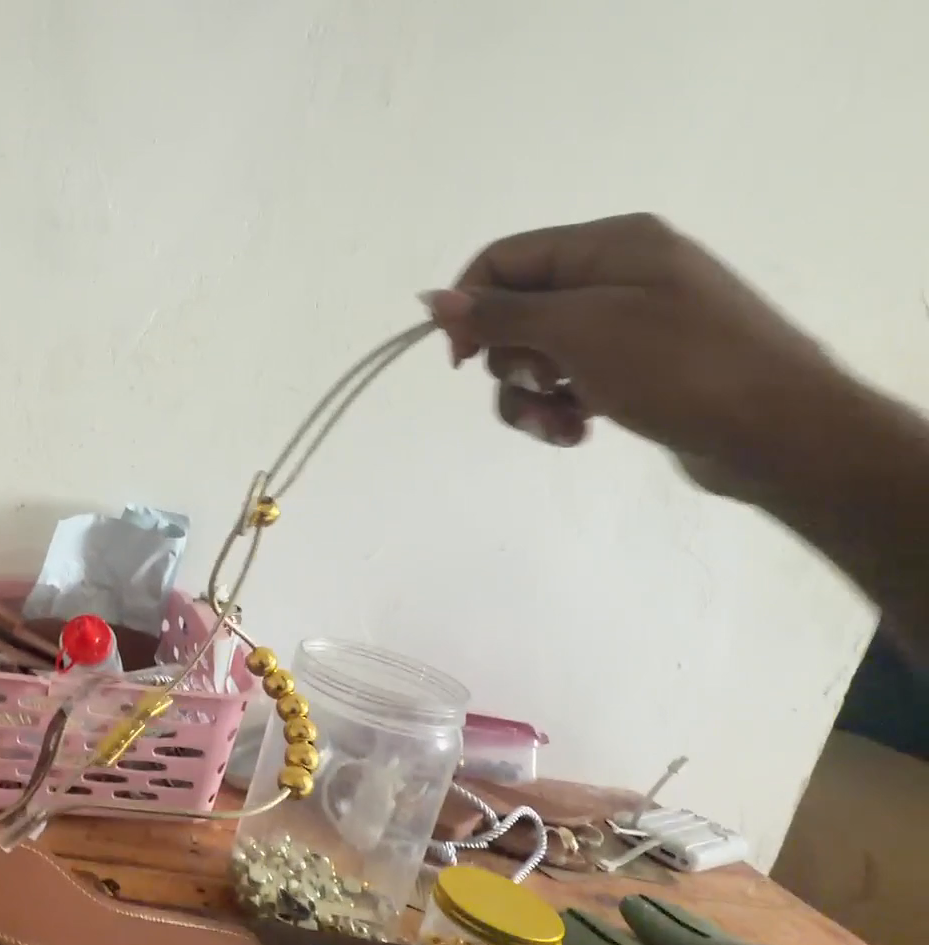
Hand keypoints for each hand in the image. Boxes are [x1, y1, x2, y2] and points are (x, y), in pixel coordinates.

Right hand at [421, 213, 843, 494]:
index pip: (501, 260)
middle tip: (537, 385)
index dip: (468, 307)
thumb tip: (433, 300)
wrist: (779, 432)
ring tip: (557, 424)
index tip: (461, 359)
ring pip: (531, 355)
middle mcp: (613, 274)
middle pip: (512, 311)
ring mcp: (623, 322)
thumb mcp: (578, 332)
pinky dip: (555, 409)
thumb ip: (500, 314)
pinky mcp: (628, 366)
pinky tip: (576, 432)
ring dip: (528, 396)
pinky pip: (562, 382)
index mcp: (608, 244)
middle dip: (508, 361)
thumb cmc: (678, 366)